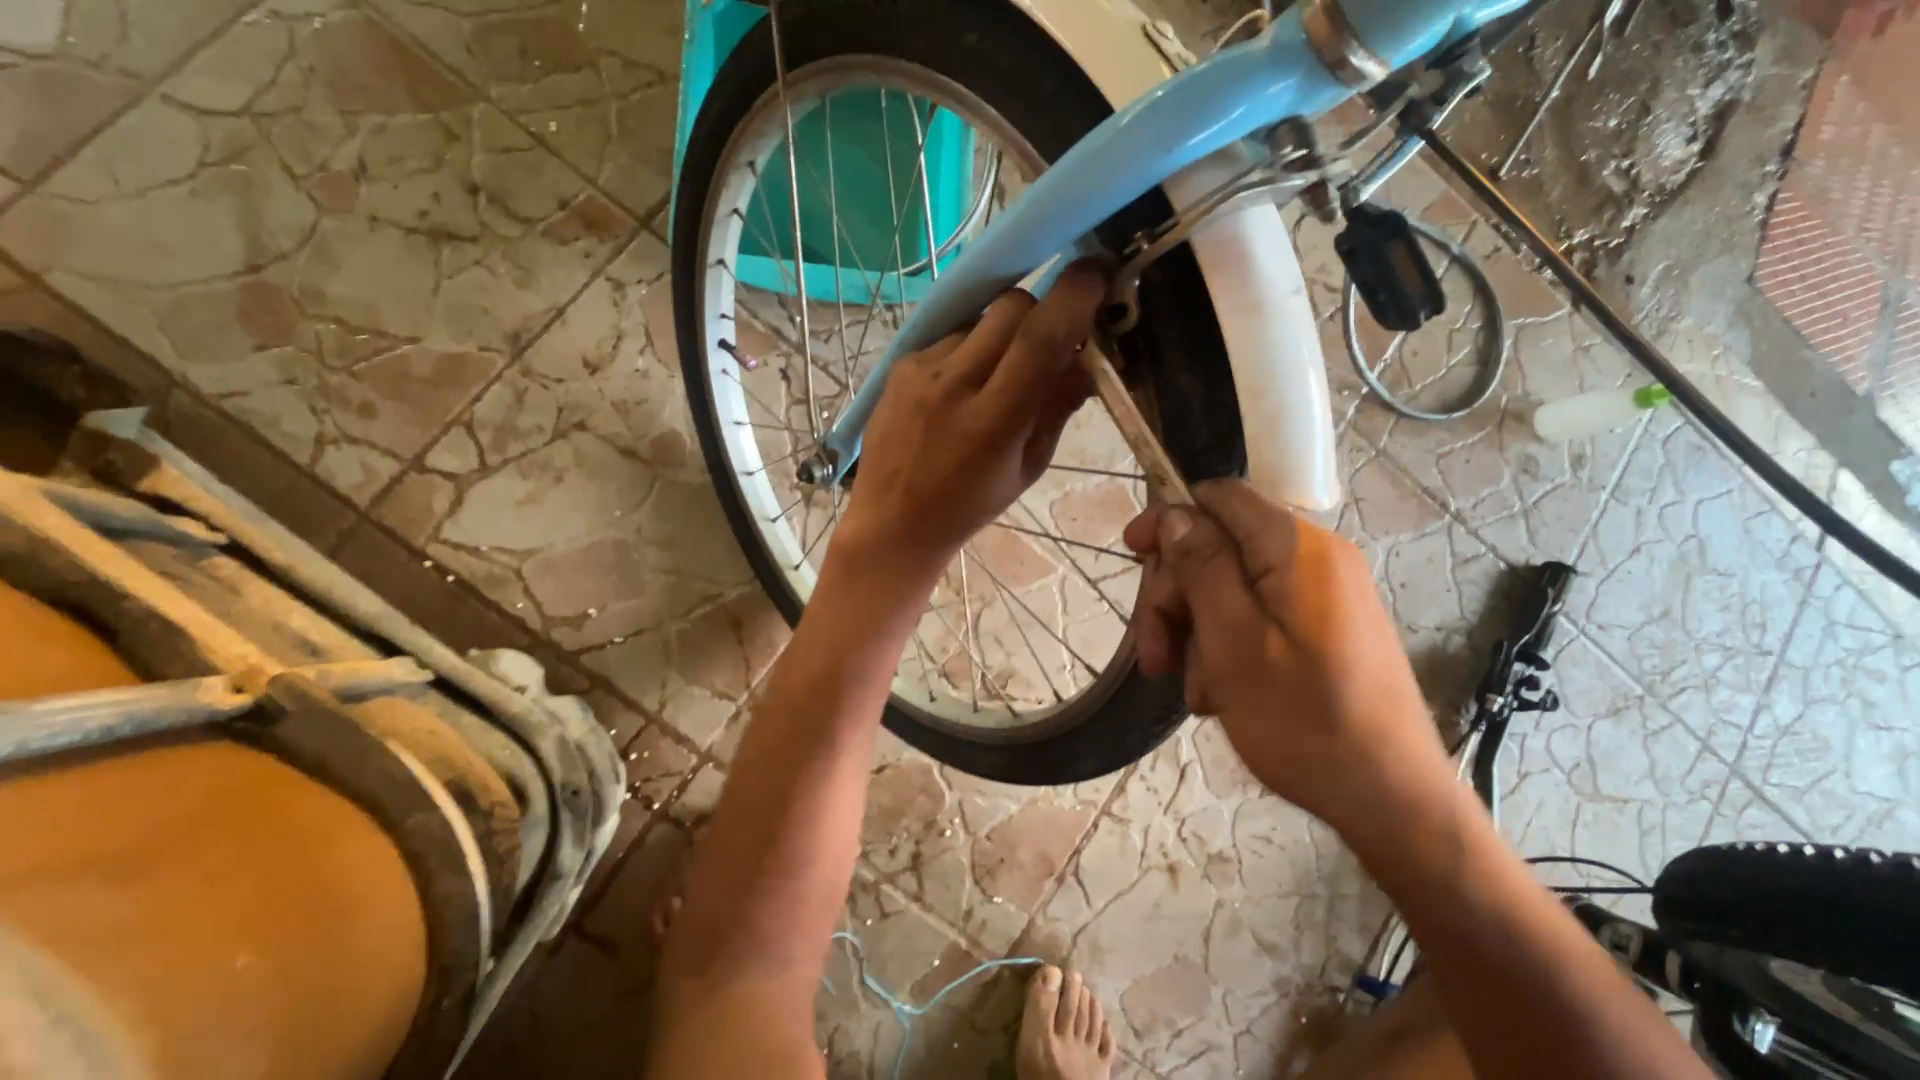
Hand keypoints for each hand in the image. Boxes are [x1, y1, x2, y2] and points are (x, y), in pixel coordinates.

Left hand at [833, 260, 1104, 581]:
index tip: (1098, 271)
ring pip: (981, 318)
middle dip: (1043, 310)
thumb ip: (1059, 405)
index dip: (1075, 296)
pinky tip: (964, 384)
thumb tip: (1089, 353)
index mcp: (993, 422)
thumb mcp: (1028, 465)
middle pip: (1012, 306)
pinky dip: (972, 347)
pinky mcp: (901, 362)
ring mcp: (921, 369)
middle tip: (1051, 337)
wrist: (893, 522)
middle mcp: (953, 384)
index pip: (1040, 338)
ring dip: (1004, 332)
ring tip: (999, 374)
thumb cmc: (970, 504)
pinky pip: (952, 334)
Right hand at [1122, 480, 1454, 831]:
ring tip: (1195, 692)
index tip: (1130, 556)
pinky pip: (1258, 618)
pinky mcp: (1324, 630)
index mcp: (1296, 548)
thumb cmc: (1305, 721)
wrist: (1390, 798)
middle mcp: (1314, 559)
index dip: (1167, 518)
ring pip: (1231, 588)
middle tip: (1155, 657)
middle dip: (1175, 595)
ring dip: (1196, 632)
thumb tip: (1174, 514)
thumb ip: (1203, 568)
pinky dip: (1227, 649)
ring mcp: (1322, 596)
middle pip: (1218, 546)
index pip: (1219, 496)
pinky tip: (1220, 696)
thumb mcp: (1234, 642)